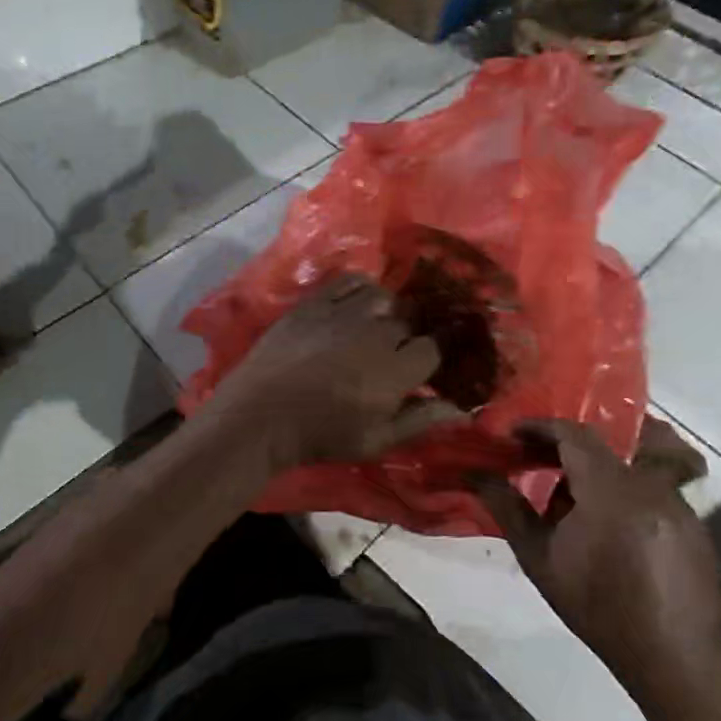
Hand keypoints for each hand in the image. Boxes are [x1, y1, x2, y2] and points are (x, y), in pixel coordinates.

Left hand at [196, 275, 442, 471]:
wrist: (259, 415)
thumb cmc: (319, 435)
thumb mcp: (376, 440)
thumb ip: (420, 420)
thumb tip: (460, 407)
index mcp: (393, 371)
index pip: (432, 348)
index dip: (430, 357)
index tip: (421, 367)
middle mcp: (373, 333)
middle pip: (408, 322)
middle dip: (406, 337)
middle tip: (392, 354)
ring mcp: (341, 312)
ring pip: (383, 297)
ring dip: (386, 311)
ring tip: (374, 327)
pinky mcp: (313, 302)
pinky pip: (349, 280)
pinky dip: (361, 289)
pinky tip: (356, 305)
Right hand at [472, 418, 720, 686]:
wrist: (675, 659)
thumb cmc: (598, 606)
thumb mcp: (539, 557)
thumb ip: (507, 506)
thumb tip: (474, 473)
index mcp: (611, 489)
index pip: (573, 434)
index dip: (540, 427)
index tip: (512, 434)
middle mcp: (651, 485)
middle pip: (609, 439)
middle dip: (570, 441)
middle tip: (538, 453)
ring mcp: (678, 502)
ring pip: (635, 458)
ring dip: (599, 463)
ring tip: (569, 489)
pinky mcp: (692, 522)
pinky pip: (653, 483)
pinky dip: (622, 485)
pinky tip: (603, 519)